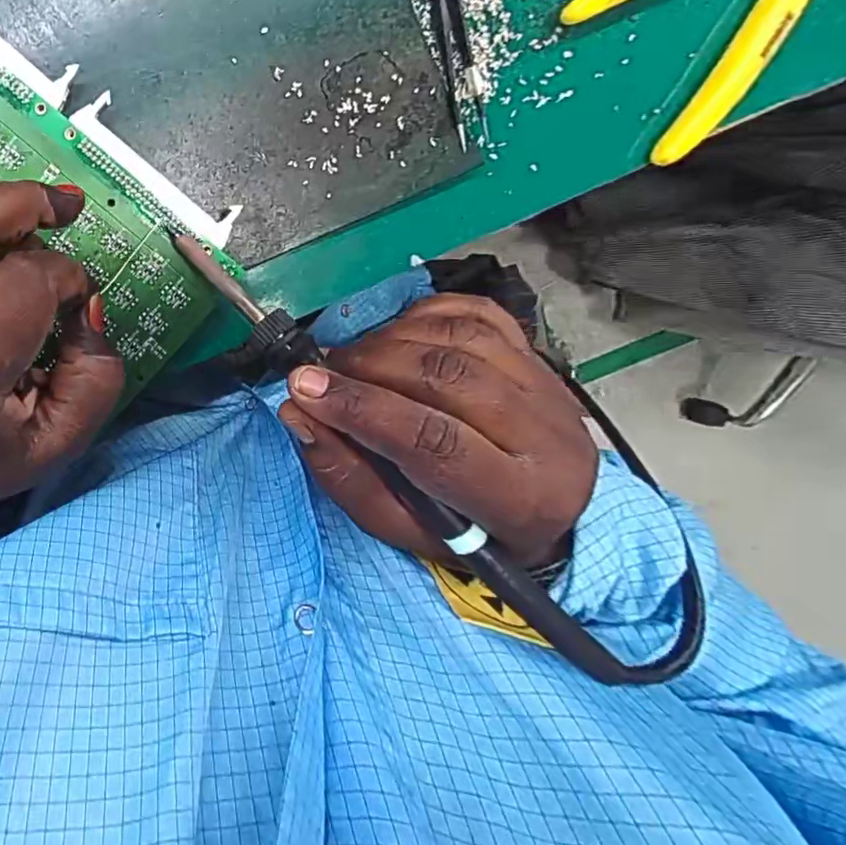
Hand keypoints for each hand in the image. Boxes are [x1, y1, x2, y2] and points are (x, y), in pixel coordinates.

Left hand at [0, 181, 125, 582]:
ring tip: (45, 210)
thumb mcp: (65, 438)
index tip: (80, 302)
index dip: (65, 277)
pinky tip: (11, 233)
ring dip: (0, 207)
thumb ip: (96, 370)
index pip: (20, 286)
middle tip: (70, 204)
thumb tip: (83, 299)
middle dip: (23, 203)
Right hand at [276, 294, 596, 570]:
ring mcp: (546, 387)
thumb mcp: (400, 527)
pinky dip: (421, 316)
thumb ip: (346, 476)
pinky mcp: (535, 354)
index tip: (305, 388)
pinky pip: (475, 313)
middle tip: (323, 373)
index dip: (362, 408)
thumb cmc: (465, 531)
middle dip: (367, 366)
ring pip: (458, 337)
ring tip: (353, 361)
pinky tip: (394, 337)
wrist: (546, 509)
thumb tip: (299, 415)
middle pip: (446, 376)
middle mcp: (547, 437)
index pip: (434, 440)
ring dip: (387, 339)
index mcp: (517, 498)